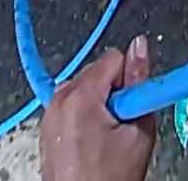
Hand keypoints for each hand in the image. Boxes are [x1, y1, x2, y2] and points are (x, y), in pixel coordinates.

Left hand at [40, 36, 155, 180]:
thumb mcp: (138, 132)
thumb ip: (140, 83)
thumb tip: (140, 44)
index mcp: (80, 96)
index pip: (114, 58)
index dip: (129, 81)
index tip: (131, 107)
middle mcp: (59, 98)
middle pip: (98, 70)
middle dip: (113, 91)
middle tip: (120, 126)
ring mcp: (49, 113)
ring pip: (86, 86)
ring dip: (99, 102)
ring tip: (106, 137)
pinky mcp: (46, 126)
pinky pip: (72, 103)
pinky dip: (84, 114)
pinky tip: (91, 142)